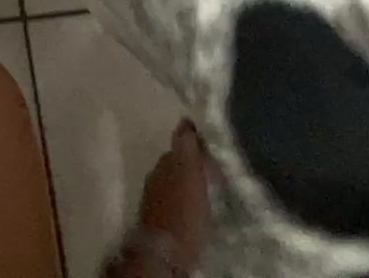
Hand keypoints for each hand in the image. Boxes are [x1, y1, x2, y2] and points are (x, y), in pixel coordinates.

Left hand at [104, 120, 208, 276]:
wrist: (164, 250)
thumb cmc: (182, 210)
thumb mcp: (189, 174)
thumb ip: (186, 146)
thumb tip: (185, 118)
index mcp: (164, 162)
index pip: (180, 144)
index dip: (195, 142)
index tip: (212, 143)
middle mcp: (155, 175)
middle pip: (176, 162)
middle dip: (192, 161)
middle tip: (214, 166)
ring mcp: (154, 197)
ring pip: (174, 180)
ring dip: (188, 180)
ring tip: (207, 186)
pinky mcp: (159, 218)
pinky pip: (174, 199)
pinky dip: (184, 198)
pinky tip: (195, 205)